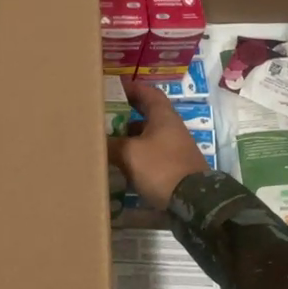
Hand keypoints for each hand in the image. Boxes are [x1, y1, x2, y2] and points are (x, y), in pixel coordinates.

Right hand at [109, 79, 207, 210]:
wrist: (192, 200)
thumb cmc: (161, 167)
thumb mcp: (129, 153)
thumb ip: (111, 144)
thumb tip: (96, 140)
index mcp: (164, 117)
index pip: (149, 93)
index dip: (132, 88)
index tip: (113, 88)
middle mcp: (171, 129)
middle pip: (147, 115)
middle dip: (126, 114)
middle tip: (104, 114)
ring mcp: (174, 149)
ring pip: (147, 136)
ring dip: (129, 136)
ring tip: (107, 140)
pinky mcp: (173, 168)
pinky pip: (150, 154)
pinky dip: (135, 155)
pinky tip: (120, 163)